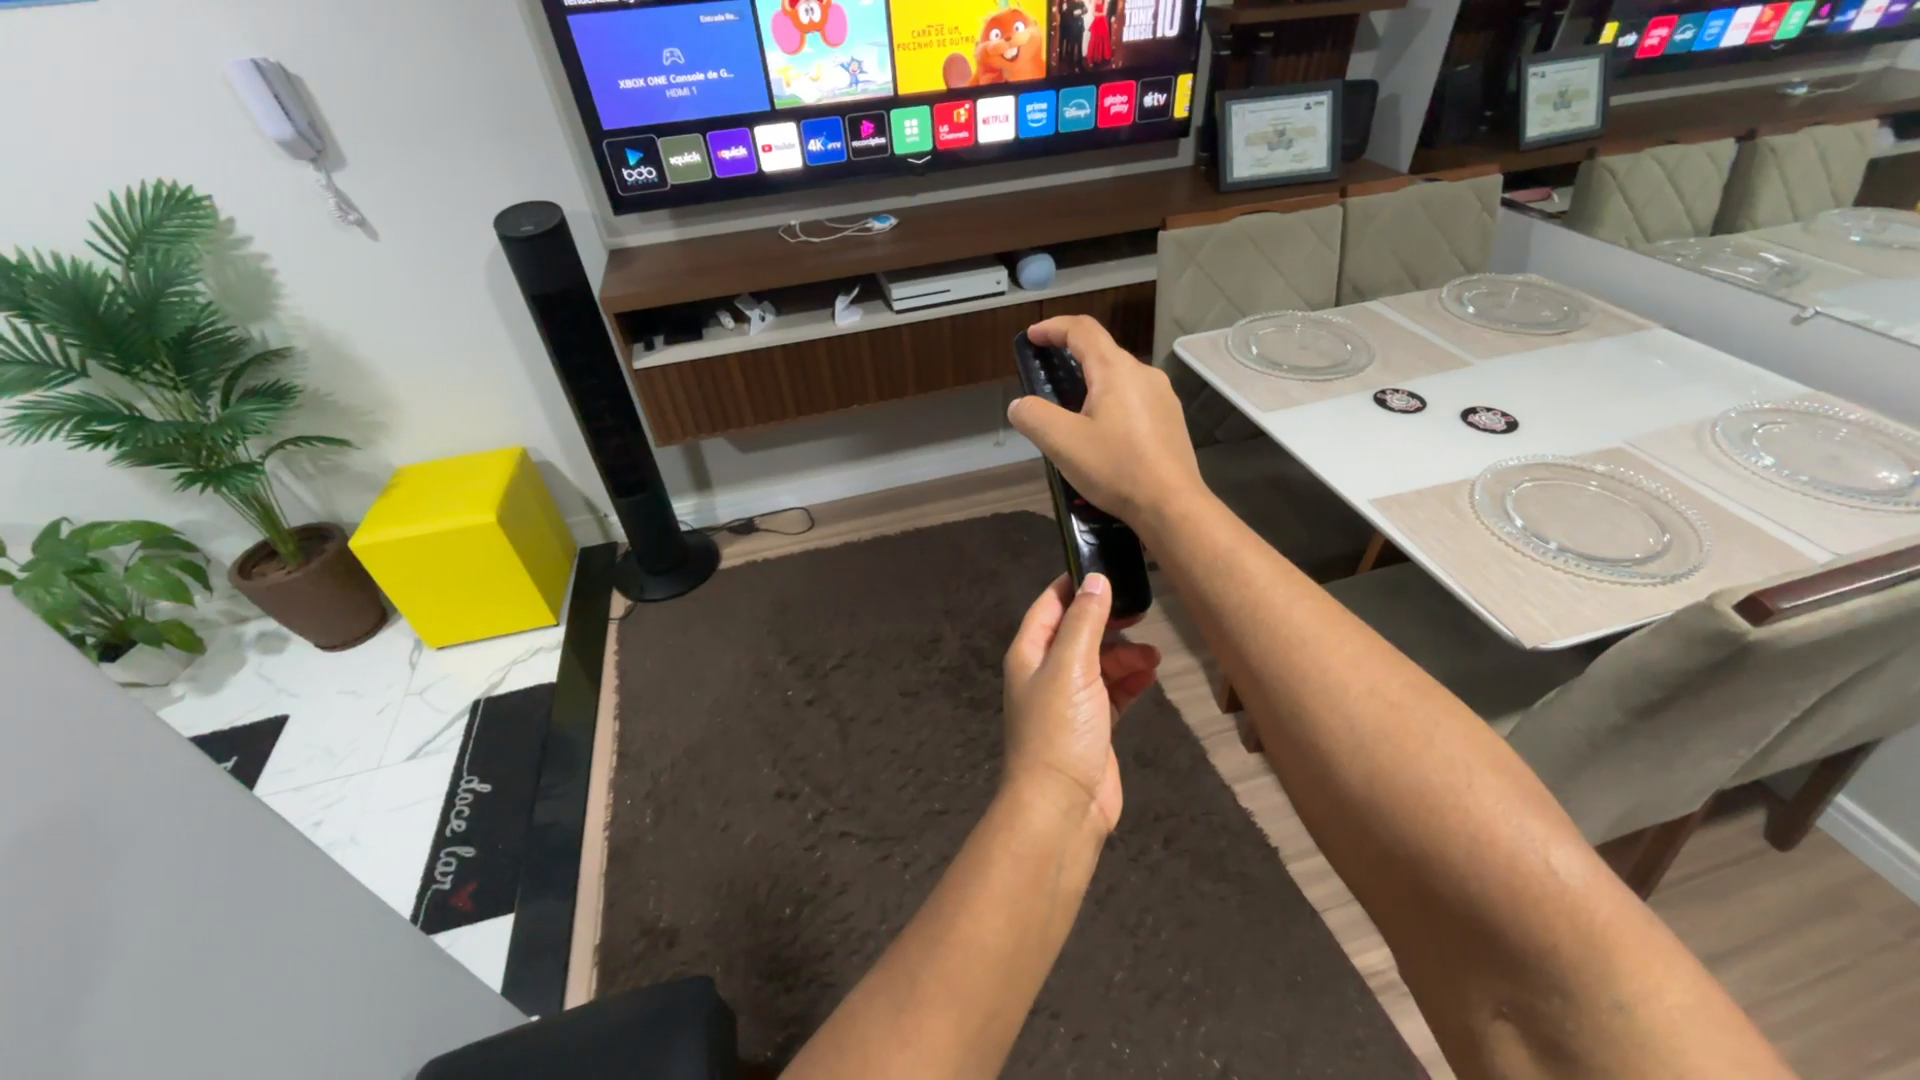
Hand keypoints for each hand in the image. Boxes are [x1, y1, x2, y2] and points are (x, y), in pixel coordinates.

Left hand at [1002, 573, 1160, 833]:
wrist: (1062, 806)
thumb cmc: (1059, 730)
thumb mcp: (1071, 666)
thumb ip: (1085, 621)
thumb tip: (1095, 580)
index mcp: (1029, 653)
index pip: (1049, 605)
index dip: (1074, 585)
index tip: (1107, 568)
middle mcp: (1046, 672)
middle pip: (1078, 632)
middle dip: (1108, 620)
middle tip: (1142, 610)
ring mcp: (1069, 701)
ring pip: (1099, 662)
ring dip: (1125, 654)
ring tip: (1153, 655)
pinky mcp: (1092, 725)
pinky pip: (1112, 692)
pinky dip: (1130, 681)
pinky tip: (1150, 675)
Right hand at [1008, 315, 1206, 530]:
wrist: (1171, 504)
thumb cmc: (1116, 468)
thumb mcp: (1062, 443)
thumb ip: (1033, 416)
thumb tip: (1020, 405)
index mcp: (1116, 370)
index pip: (1082, 330)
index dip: (1053, 328)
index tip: (1032, 337)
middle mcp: (1144, 374)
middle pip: (1102, 353)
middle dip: (1071, 359)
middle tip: (1048, 382)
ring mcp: (1162, 397)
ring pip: (1119, 379)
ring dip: (1092, 386)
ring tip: (1072, 415)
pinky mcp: (1170, 421)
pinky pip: (1134, 401)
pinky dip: (1111, 405)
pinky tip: (1103, 436)